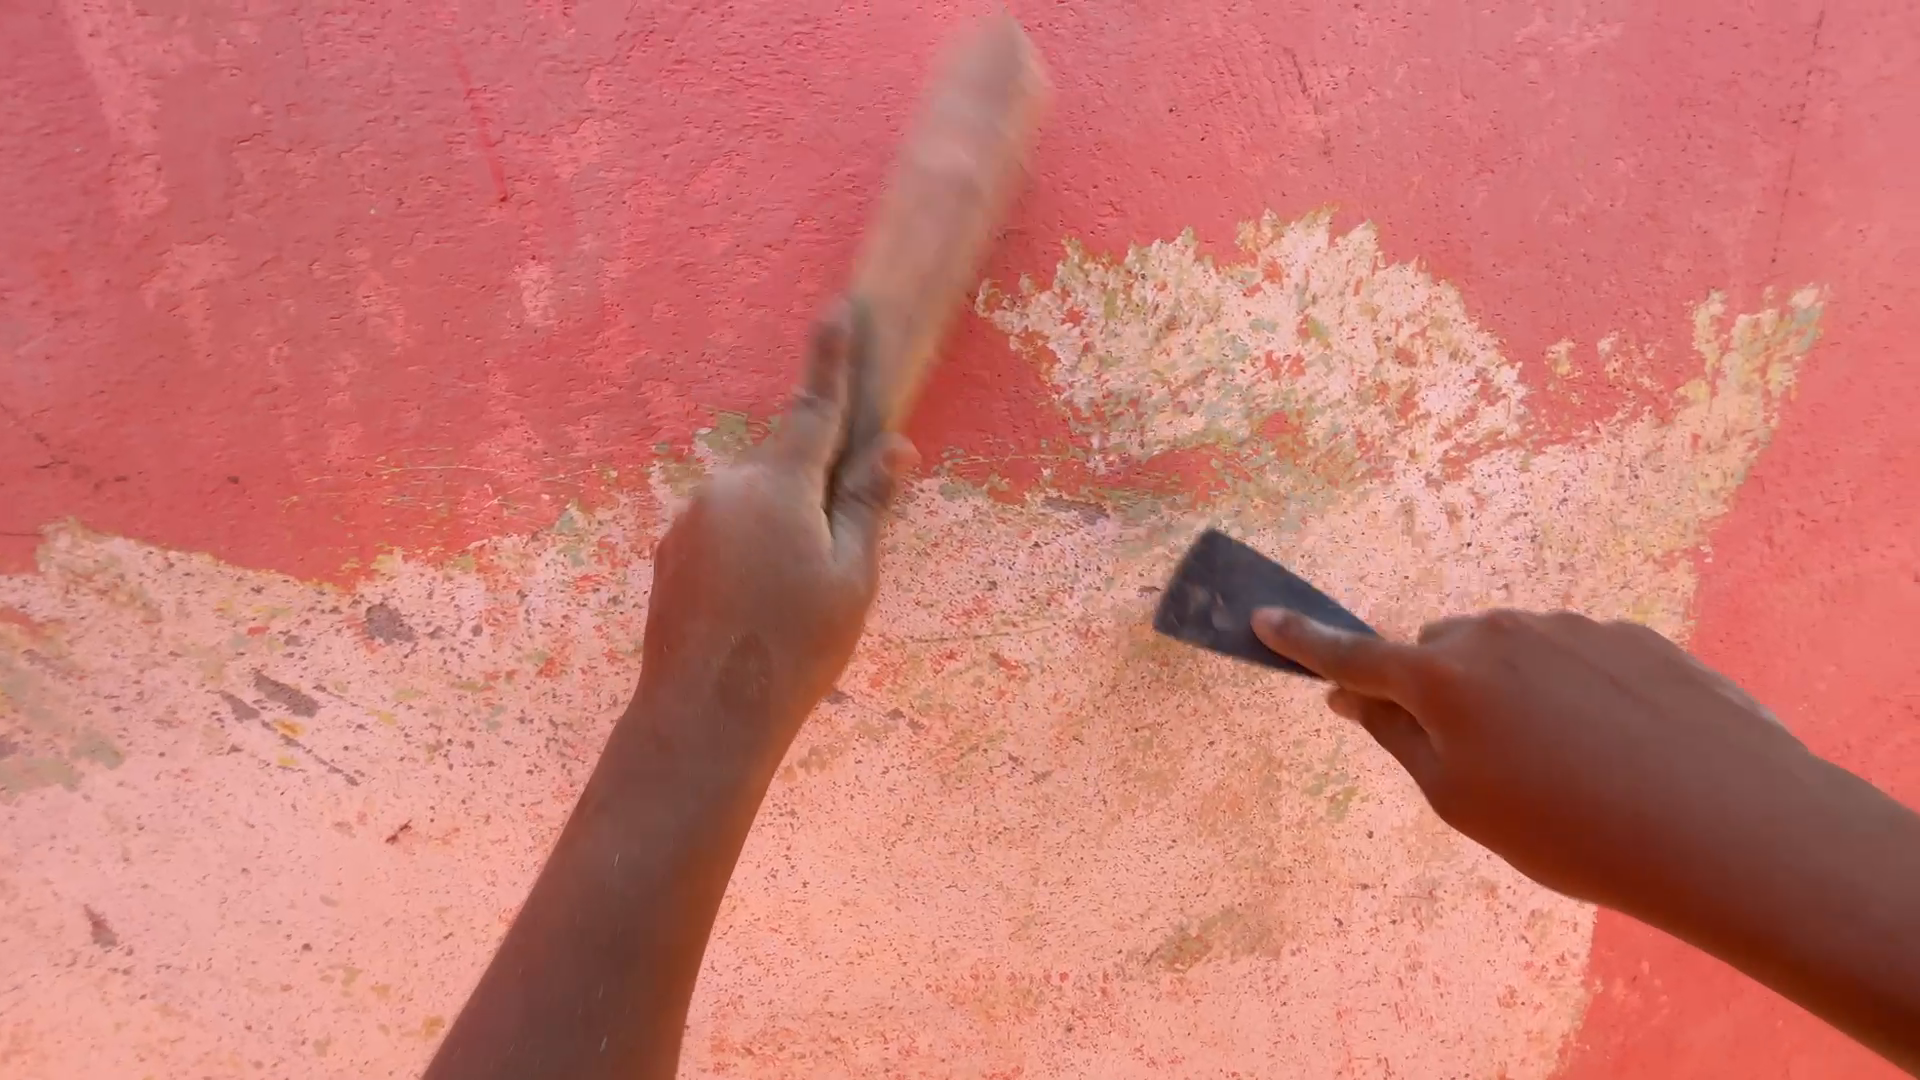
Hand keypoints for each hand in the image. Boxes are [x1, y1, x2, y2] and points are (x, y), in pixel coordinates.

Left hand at [639, 301, 914, 747]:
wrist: (705, 714)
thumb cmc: (797, 645)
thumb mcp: (852, 577)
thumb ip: (866, 505)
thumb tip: (894, 449)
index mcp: (777, 486)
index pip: (813, 410)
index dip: (829, 360)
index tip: (836, 312)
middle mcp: (726, 488)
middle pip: (785, 465)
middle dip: (814, 486)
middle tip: (835, 553)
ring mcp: (691, 520)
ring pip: (754, 501)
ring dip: (781, 525)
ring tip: (793, 597)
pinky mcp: (671, 552)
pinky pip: (724, 529)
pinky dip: (749, 547)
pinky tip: (756, 605)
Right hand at [1251, 609, 1813, 918]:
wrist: (1750, 837)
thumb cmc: (1573, 831)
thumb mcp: (1459, 801)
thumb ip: (1394, 735)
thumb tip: (1348, 695)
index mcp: (1440, 677)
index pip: (1347, 652)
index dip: (1299, 639)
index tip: (1262, 616)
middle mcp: (1493, 633)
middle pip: (1432, 648)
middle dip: (1432, 683)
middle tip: (1473, 747)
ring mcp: (1566, 627)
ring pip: (1500, 647)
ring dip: (1501, 684)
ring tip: (1563, 752)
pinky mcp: (1630, 635)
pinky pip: (1566, 650)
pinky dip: (1565, 684)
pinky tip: (1616, 739)